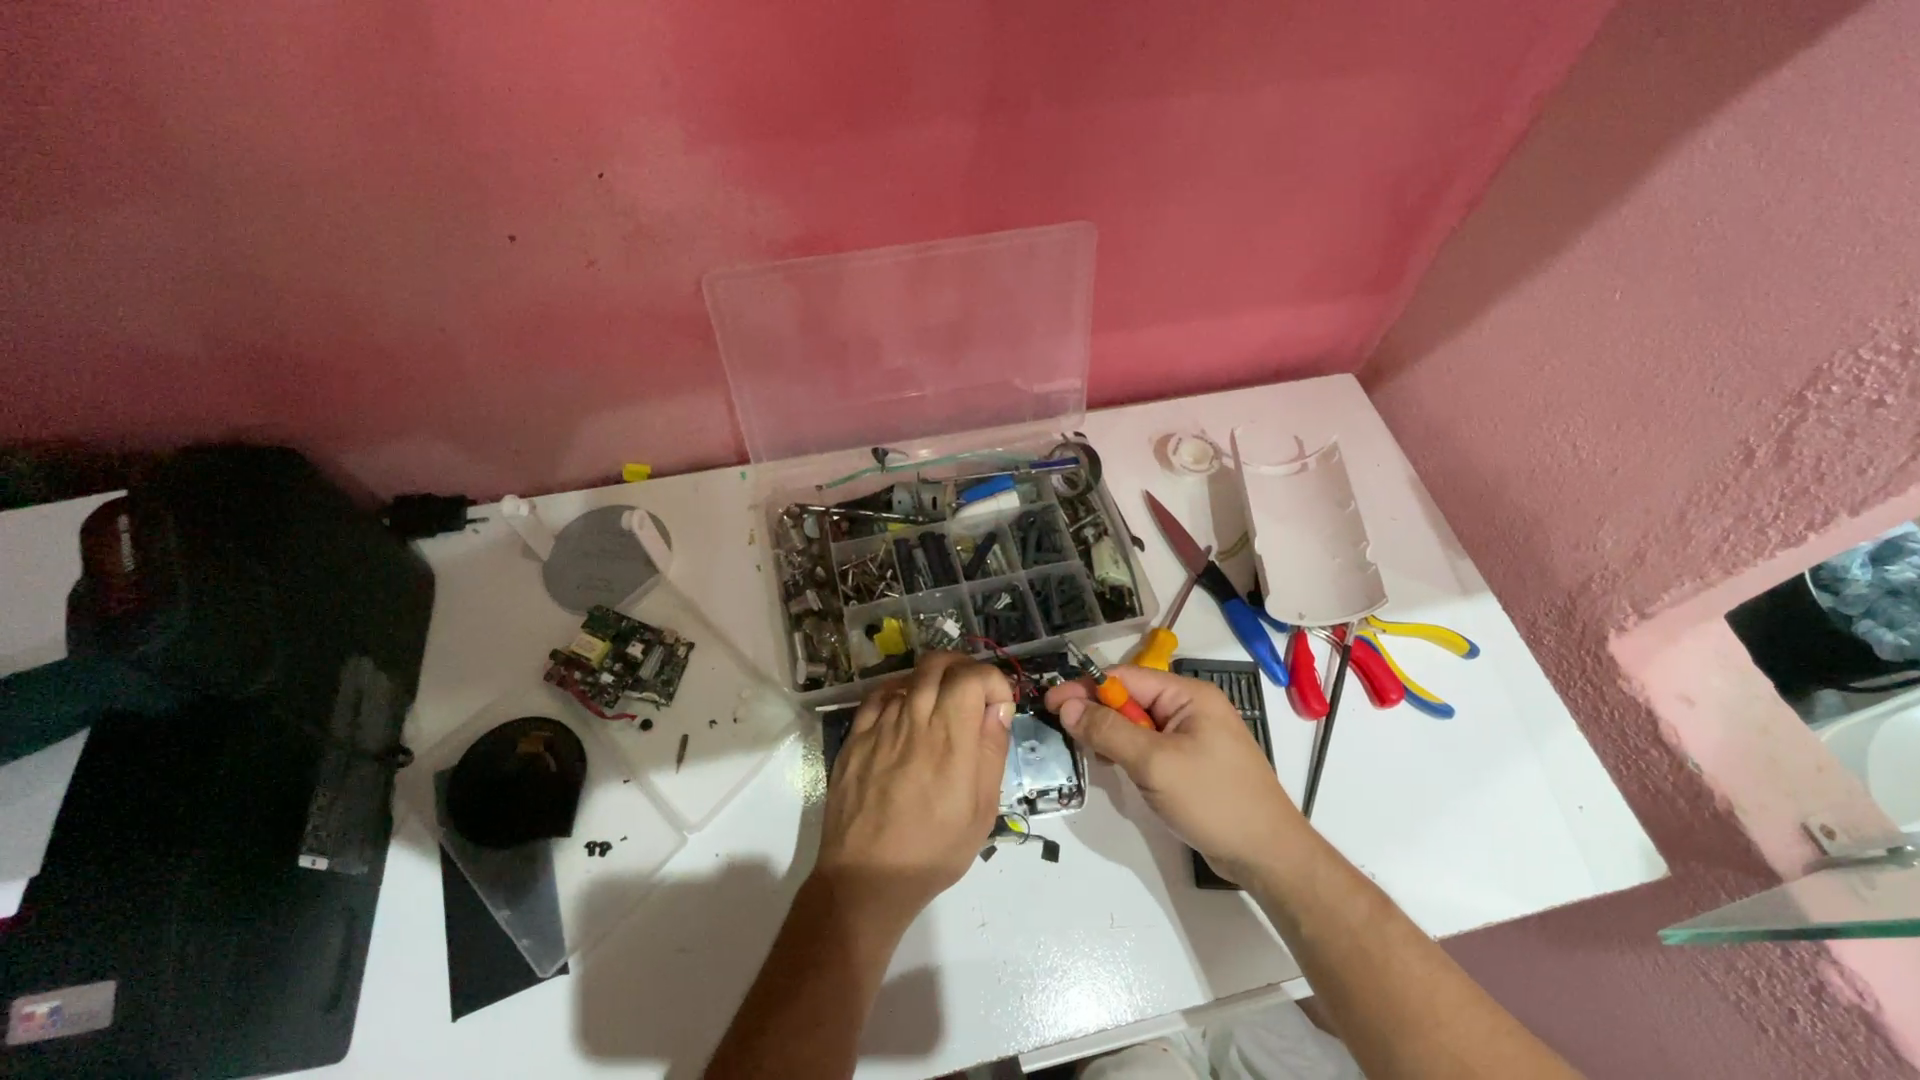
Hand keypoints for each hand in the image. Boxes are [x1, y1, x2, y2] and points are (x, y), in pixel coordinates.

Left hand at [814, 652, 1013, 924]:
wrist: (864, 877)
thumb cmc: (933, 851)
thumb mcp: (981, 810)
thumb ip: (991, 751)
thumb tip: (998, 709)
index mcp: (948, 737)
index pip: (972, 675)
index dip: (993, 680)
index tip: (999, 707)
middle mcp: (912, 720)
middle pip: (938, 663)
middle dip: (964, 669)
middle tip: (975, 695)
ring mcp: (878, 726)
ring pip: (909, 676)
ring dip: (934, 681)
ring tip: (943, 707)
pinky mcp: (854, 738)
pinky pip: (878, 696)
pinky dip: (900, 694)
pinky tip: (907, 715)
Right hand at [1044, 665, 1307, 881]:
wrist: (1266, 854)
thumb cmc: (1213, 800)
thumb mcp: (1155, 763)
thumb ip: (1109, 731)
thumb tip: (1068, 706)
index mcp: (1189, 696)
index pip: (1125, 678)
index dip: (1085, 689)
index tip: (1051, 705)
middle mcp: (1191, 708)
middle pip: (1129, 699)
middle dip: (1096, 713)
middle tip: (1064, 733)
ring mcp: (1192, 737)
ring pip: (1136, 725)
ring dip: (1110, 736)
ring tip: (1090, 755)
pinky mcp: (1190, 763)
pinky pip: (1149, 747)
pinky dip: (1127, 755)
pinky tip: (1116, 771)